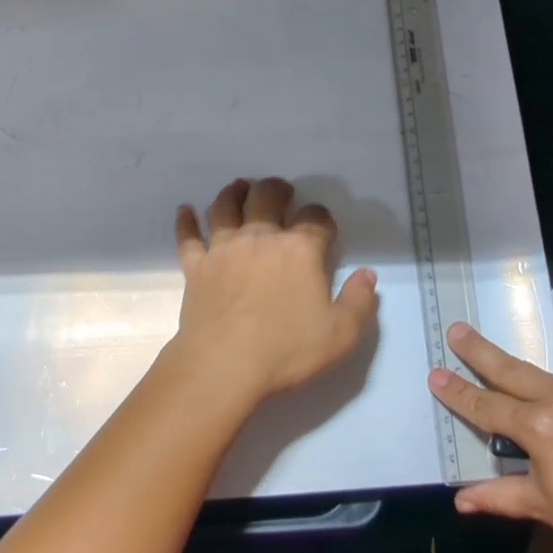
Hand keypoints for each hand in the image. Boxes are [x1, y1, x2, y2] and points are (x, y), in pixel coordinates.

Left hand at [166, 178, 379, 401]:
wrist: (224, 366)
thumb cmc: (286, 350)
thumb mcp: (341, 334)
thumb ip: (359, 302)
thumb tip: (367, 275)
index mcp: (300, 250)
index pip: (315, 218)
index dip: (322, 217)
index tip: (324, 225)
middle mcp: (261, 238)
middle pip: (267, 197)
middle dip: (277, 189)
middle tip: (281, 190)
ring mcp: (223, 250)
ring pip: (225, 207)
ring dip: (233, 192)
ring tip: (239, 187)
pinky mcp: (196, 268)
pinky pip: (188, 237)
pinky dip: (186, 221)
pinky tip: (185, 210)